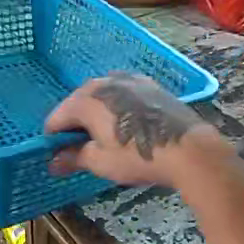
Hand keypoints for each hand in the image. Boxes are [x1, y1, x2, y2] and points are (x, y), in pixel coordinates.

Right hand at [43, 74, 237, 190]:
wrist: (190, 149)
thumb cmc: (140, 156)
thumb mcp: (101, 162)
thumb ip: (74, 158)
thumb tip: (53, 162)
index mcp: (87, 98)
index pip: (57, 117)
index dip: (54, 138)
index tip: (58, 157)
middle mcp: (106, 81)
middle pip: (80, 102)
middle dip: (76, 125)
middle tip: (82, 150)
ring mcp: (132, 80)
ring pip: (104, 97)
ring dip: (99, 115)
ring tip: (107, 140)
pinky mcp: (153, 86)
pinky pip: (126, 96)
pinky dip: (120, 109)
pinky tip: (129, 127)